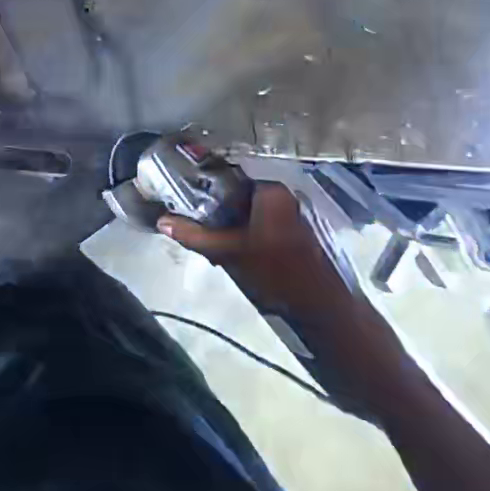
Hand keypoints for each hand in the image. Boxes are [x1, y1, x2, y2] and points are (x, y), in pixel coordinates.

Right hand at [157, 182, 352, 321]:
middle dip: (218, 210)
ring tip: (217, 244)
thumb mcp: (226, 253)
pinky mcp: (307, 235)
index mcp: (272, 192)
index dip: (203, 187)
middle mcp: (290, 197)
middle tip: (199, 226)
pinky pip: (270, 225)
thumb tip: (162, 220)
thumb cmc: (277, 275)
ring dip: (235, 225)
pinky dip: (253, 234)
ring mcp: (302, 216)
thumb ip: (192, 234)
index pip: (227, 176)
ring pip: (254, 212)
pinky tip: (242, 254)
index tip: (186, 199)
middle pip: (240, 195)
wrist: (327, 314)